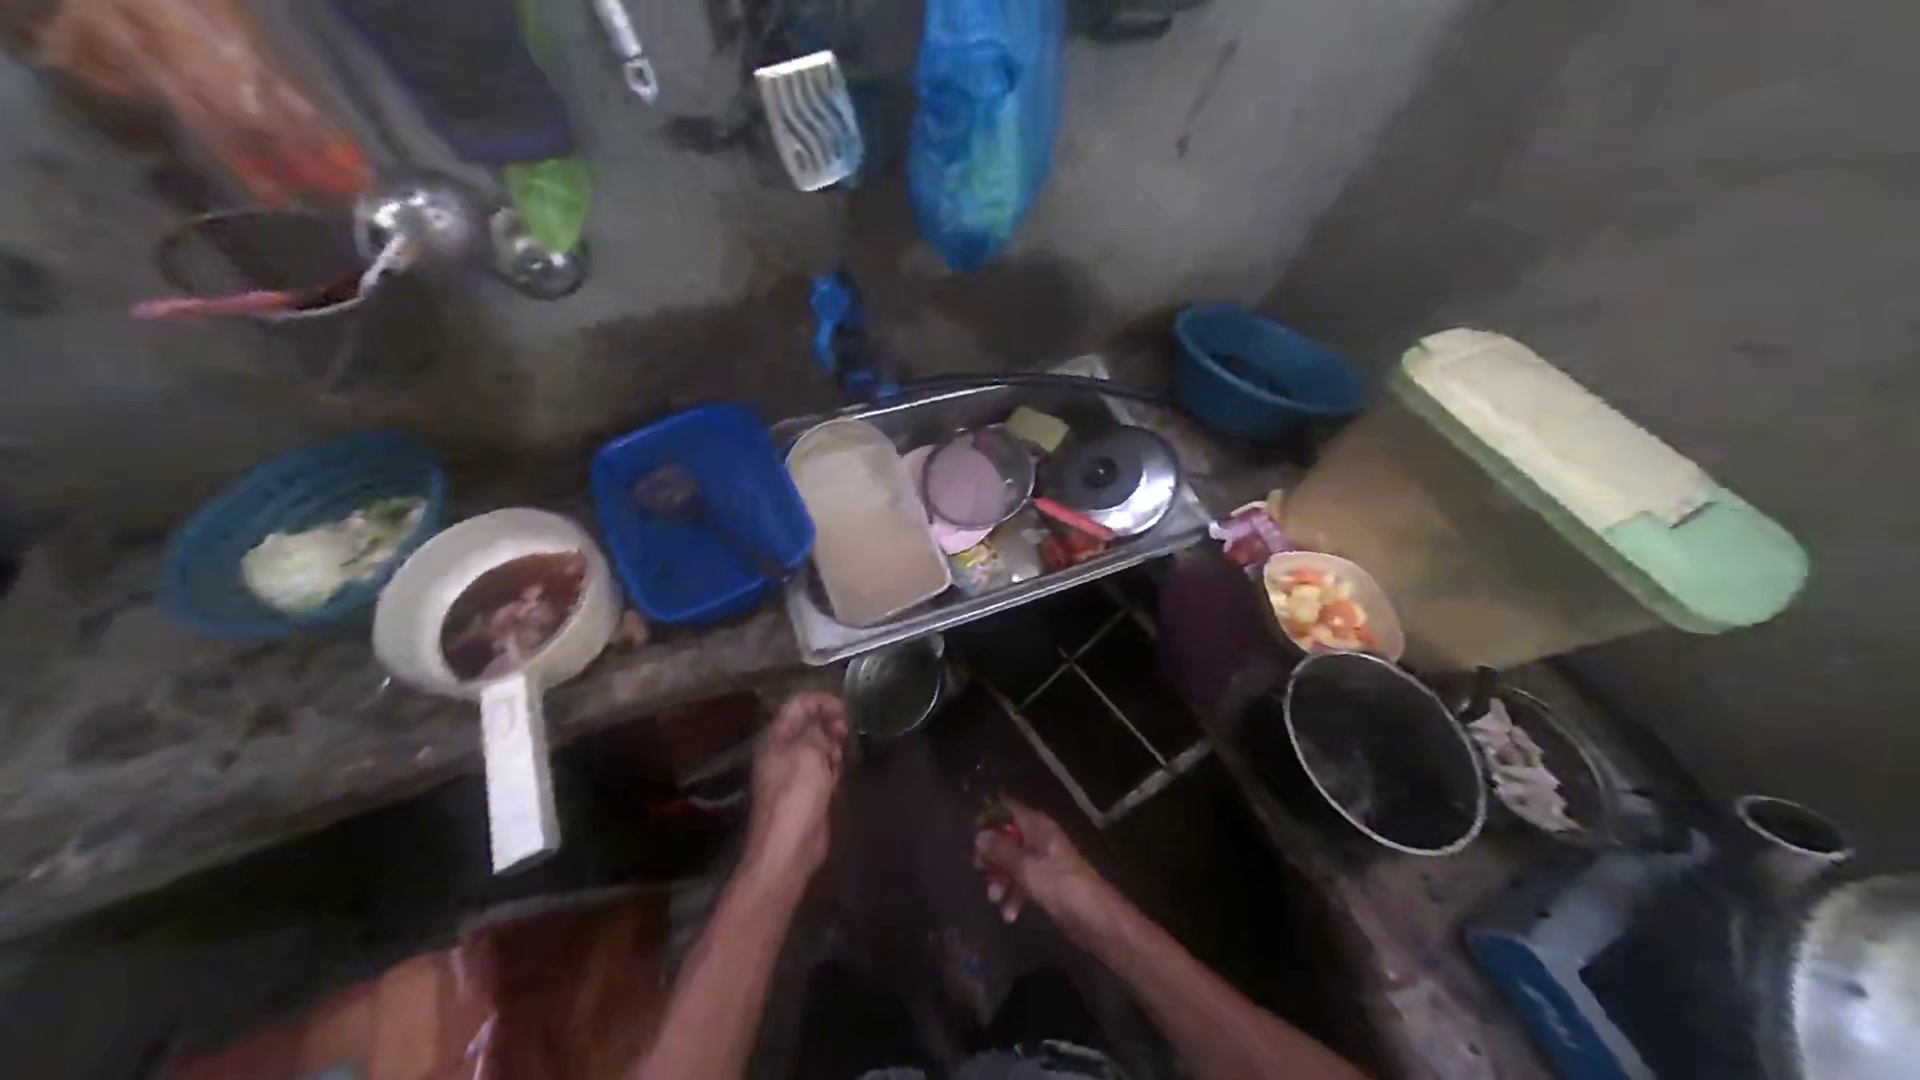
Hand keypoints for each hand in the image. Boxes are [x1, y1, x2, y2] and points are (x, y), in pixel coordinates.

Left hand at [743, 691, 848, 889]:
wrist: (787, 848)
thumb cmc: (796, 795)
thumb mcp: (808, 753)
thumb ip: (816, 730)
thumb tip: (823, 724)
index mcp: (776, 737)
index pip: (799, 703)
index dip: (823, 701)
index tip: (846, 711)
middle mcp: (782, 750)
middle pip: (810, 724)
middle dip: (830, 726)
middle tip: (844, 736)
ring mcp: (793, 771)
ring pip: (819, 746)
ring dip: (832, 750)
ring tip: (836, 765)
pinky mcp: (805, 790)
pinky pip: (822, 768)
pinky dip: (832, 770)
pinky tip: (835, 783)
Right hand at [972, 800, 1115, 933]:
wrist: (1095, 918)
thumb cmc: (1059, 885)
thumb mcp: (1025, 867)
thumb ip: (1000, 850)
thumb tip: (979, 836)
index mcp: (1036, 825)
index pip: (1007, 808)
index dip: (989, 818)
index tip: (973, 836)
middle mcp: (1039, 838)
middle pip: (1007, 837)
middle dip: (992, 856)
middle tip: (979, 871)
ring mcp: (1044, 860)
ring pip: (1013, 862)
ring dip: (1001, 880)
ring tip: (994, 899)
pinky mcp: (1048, 882)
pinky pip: (1024, 881)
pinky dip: (1015, 895)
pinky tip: (1010, 915)